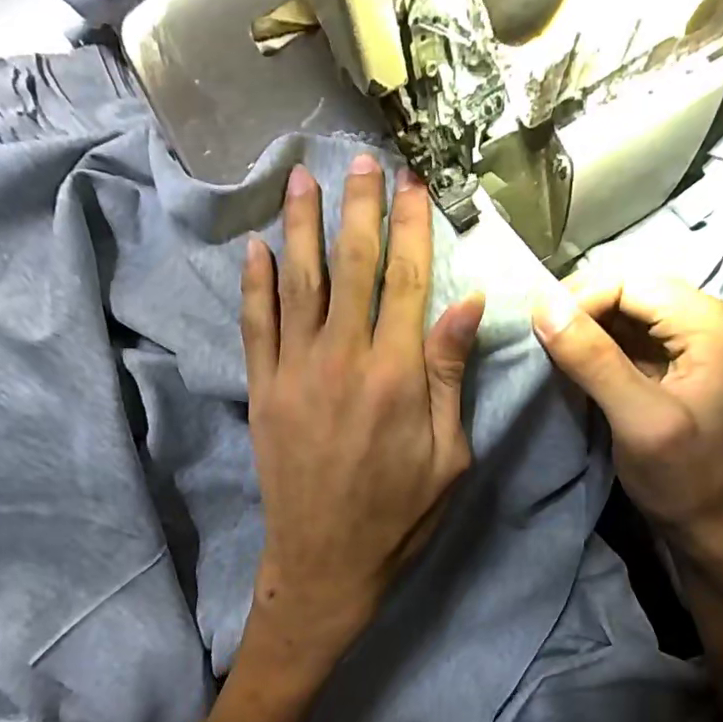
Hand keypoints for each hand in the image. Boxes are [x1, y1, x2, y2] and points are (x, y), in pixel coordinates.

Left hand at [242, 155, 485, 665]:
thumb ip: (451, 375)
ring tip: (302, 178)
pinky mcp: (263, 390)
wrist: (325, 562)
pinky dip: (255, 281)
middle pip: (350, 264)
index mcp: (396, 373)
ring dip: (301, 225)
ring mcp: (294, 370)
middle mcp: (342, 357)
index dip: (410, 226)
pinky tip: (256, 246)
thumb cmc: (399, 515)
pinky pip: (255, 323)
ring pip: (297, 281)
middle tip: (361, 160)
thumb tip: (468, 301)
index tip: (413, 183)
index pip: (407, 279)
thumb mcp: (449, 455)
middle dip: (358, 206)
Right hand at [531, 273, 722, 534]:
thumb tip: (542, 305)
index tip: (539, 331)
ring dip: (582, 322)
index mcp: (712, 323)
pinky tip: (568, 355)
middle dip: (580, 308)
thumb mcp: (636, 418)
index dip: (582, 301)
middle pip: (628, 288)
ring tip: (547, 345)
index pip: (632, 285)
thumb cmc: (677, 474)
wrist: (698, 517)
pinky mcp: (670, 354)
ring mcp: (689, 334)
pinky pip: (624, 329)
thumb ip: (593, 359)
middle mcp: (706, 317)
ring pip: (622, 306)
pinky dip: (592, 338)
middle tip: (538, 336)